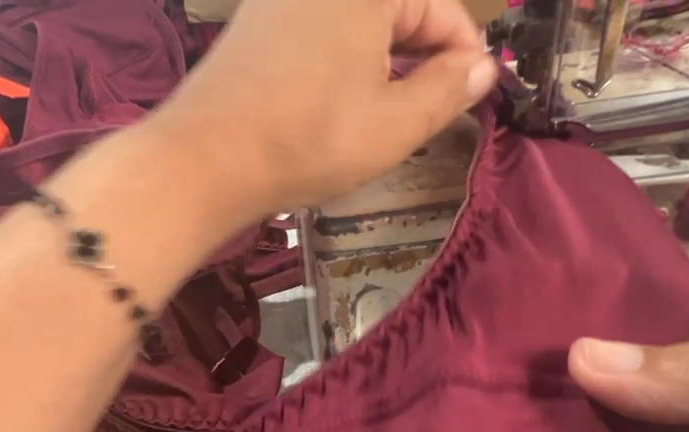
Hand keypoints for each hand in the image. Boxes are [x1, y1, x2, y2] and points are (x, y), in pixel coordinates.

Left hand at [150, 0, 495, 214]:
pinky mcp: (254, 24)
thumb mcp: (393, 125)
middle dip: (422, 52)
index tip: (474, 90)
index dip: (464, 49)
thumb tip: (482, 67)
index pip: (438, 5)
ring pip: (356, 20)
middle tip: (432, 107)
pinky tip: (339, 104)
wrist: (206, 159)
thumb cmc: (307, 140)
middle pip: (395, 6)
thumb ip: (446, 91)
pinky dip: (342, 60)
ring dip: (382, 59)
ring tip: (388, 112)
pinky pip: (318, 30)